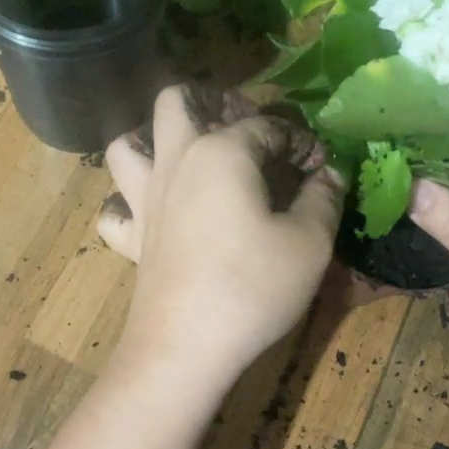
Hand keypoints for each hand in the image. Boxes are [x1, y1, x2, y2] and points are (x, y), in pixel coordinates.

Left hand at [98, 86, 346, 391]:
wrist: (186, 347)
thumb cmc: (253, 287)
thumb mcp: (310, 242)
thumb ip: (324, 197)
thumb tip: (331, 173)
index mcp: (220, 152)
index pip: (266, 123)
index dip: (299, 139)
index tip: (320, 166)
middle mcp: (175, 160)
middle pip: (177, 101)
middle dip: (213, 102)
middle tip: (245, 128)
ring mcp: (144, 198)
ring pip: (129, 143)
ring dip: (155, 139)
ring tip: (189, 157)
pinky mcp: (132, 237)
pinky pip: (117, 206)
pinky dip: (129, 202)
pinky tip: (154, 213)